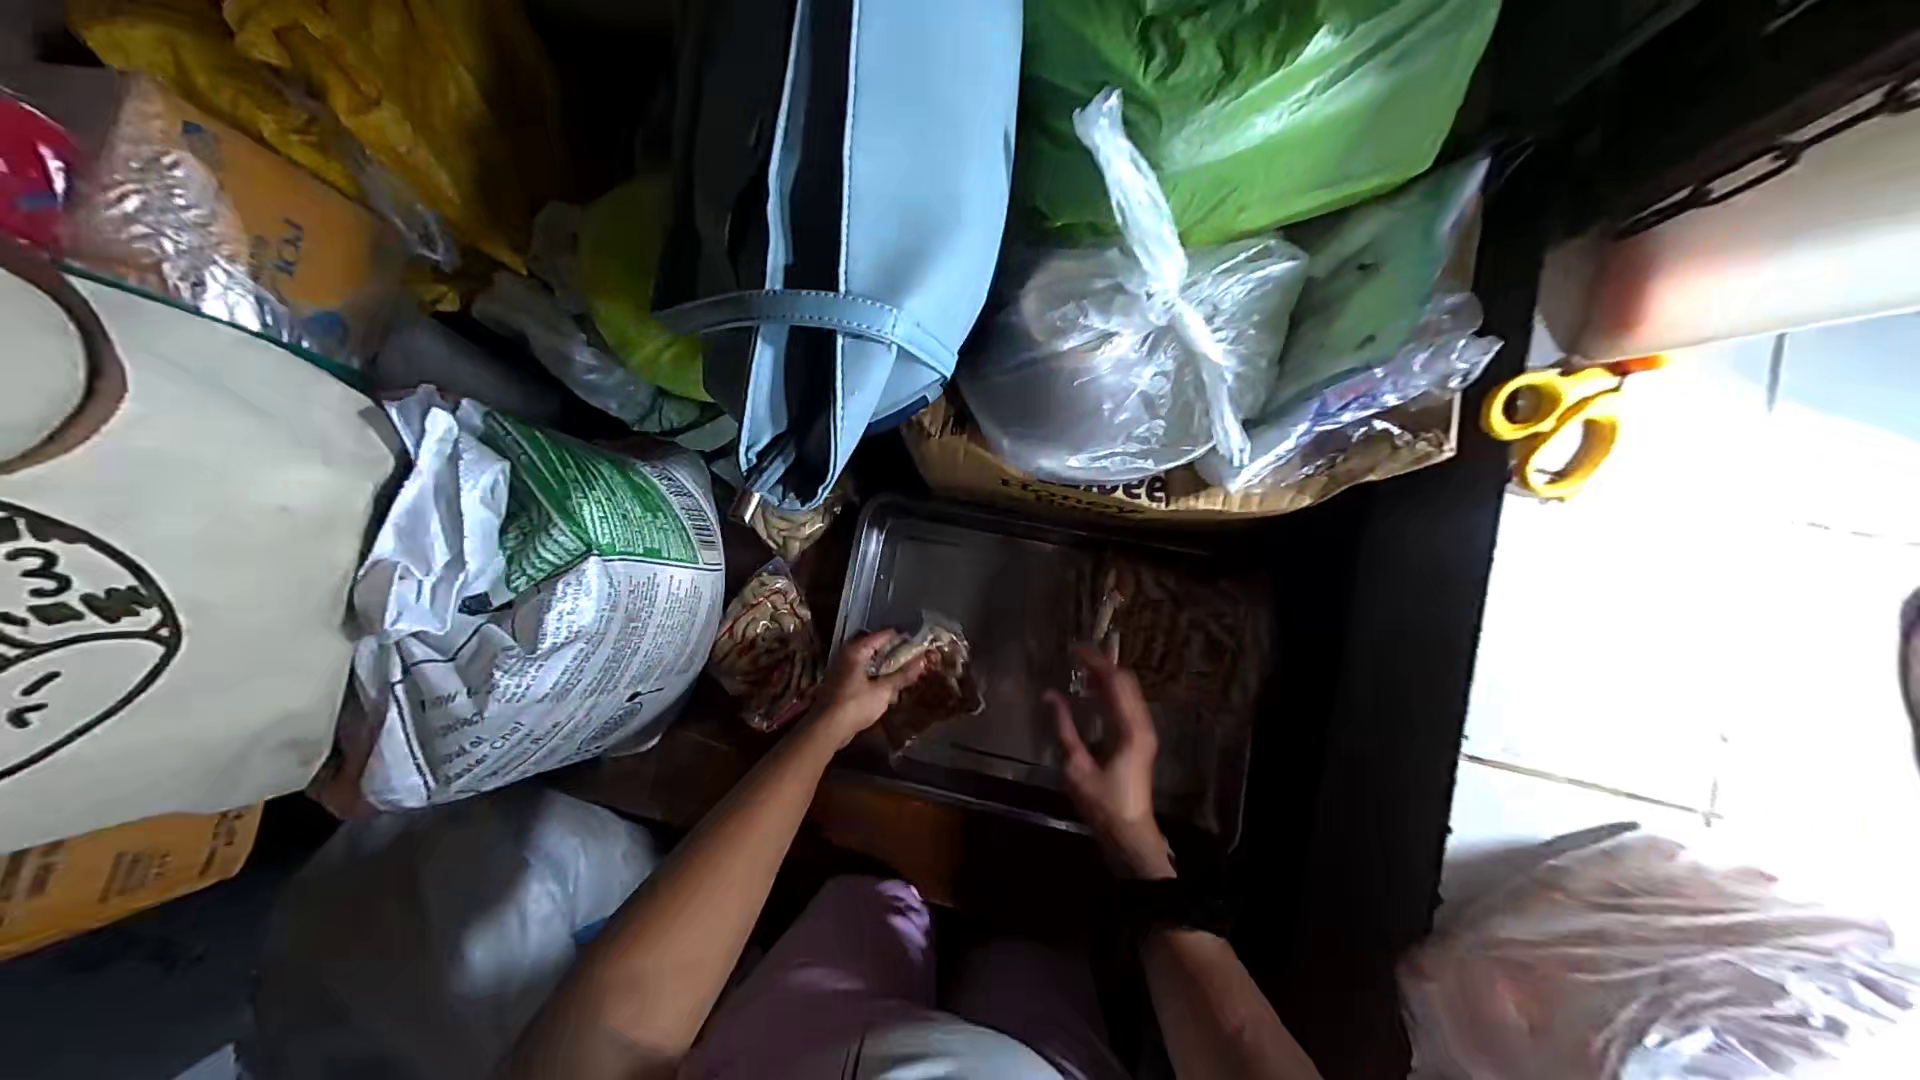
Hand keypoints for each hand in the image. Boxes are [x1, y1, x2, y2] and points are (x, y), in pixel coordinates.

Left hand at [809, 630, 929, 748]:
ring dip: (884, 665)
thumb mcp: (883, 690)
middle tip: (911, 657)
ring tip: (902, 671)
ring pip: (868, 661)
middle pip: (874, 647)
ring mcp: (841, 669)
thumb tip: (922, 660)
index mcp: (856, 650)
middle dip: (893, 652)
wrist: (826, 728)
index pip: (883, 634)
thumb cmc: (855, 705)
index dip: (901, 637)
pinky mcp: (840, 683)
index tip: (917, 642)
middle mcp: (847, 654)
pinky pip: (862, 673)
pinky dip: (874, 676)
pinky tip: (886, 686)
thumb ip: (902, 675)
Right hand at [1047, 647, 1174, 879]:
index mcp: (1131, 729)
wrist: (1130, 836)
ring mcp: (1144, 732)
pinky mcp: (1139, 740)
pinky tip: (1089, 694)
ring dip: (1105, 678)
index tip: (1074, 650)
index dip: (1095, 662)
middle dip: (1101, 665)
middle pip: (1126, 682)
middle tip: (1074, 656)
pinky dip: (1108, 693)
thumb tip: (1050, 695)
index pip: (1116, 682)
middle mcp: (1142, 725)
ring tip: (1078, 671)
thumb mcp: (1076, 767)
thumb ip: (1064, 728)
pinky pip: (1126, 705)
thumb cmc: (1103, 805)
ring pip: (1127, 692)